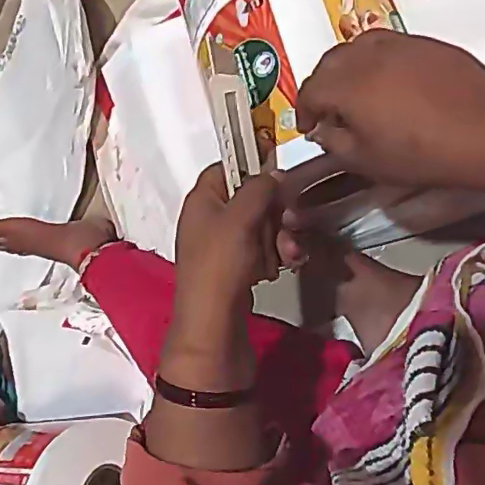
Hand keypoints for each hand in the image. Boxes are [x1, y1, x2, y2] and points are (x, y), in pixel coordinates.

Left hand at [172, 165, 284, 311]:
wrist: (214, 321)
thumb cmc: (221, 264)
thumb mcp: (240, 217)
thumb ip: (259, 188)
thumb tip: (272, 174)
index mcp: (201, 200)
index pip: (226, 166)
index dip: (251, 164)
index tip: (277, 167)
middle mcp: (209, 219)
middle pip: (251, 199)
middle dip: (273, 214)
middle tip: (282, 225)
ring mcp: (222, 245)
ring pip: (261, 226)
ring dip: (277, 239)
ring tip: (282, 255)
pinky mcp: (235, 267)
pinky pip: (261, 250)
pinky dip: (272, 257)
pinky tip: (278, 269)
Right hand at [295, 30, 484, 190]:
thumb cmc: (422, 155)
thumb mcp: (367, 161)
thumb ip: (334, 143)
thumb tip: (323, 129)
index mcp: (348, 85)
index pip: (310, 90)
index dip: (304, 111)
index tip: (310, 128)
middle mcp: (368, 55)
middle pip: (330, 62)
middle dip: (322, 86)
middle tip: (329, 111)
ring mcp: (400, 43)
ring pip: (357, 47)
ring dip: (347, 69)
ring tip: (356, 93)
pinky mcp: (426, 44)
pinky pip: (388, 45)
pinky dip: (376, 62)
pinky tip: (389, 85)